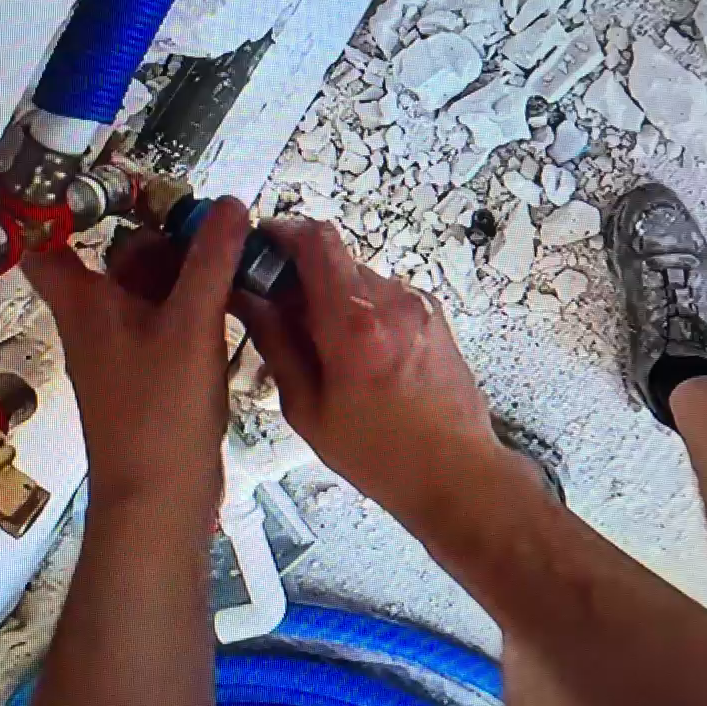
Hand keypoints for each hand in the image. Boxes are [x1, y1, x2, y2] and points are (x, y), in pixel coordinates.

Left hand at [23, 198, 248, 522]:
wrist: (159, 497)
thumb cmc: (160, 409)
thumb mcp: (190, 326)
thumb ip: (209, 263)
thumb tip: (229, 204)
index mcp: (84, 303)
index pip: (47, 243)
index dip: (58, 208)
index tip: (99, 178)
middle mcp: (96, 320)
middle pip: (117, 259)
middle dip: (159, 235)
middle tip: (211, 215)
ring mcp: (124, 347)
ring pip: (148, 290)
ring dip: (184, 269)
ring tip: (233, 248)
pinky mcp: (151, 371)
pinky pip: (167, 321)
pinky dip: (193, 303)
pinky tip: (233, 295)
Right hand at [232, 219, 512, 510]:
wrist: (457, 474)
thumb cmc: (378, 453)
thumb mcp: (306, 407)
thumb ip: (276, 343)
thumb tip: (249, 299)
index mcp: (354, 325)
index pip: (316, 242)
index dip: (282, 231)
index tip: (260, 242)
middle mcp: (391, 302)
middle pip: (333, 259)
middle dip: (299, 275)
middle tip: (277, 310)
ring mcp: (418, 306)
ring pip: (356, 278)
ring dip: (328, 296)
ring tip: (317, 343)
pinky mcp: (432, 316)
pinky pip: (382, 296)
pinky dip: (357, 309)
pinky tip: (353, 353)